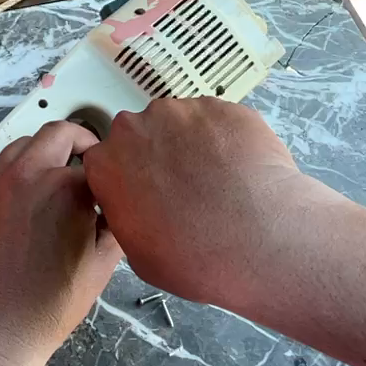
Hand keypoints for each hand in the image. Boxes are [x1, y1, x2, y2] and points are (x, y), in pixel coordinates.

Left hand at [0, 121, 120, 362]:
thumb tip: (117, 202)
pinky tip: (20, 200)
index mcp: (64, 187)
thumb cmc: (51, 303)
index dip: (108, 171)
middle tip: (87, 157)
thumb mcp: (102, 264)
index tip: (109, 179)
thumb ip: (115, 222)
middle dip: (78, 140)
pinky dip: (13, 174)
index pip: (96, 161)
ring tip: (52, 176)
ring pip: (22, 145)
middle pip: (57, 132)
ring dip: (43, 152)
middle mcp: (26, 173)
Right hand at [82, 98, 348, 308]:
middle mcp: (135, 128)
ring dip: (193, 143)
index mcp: (107, 163)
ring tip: (220, 179)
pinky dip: (227, 138)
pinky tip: (242, 169)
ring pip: (180, 122)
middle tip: (186, 185)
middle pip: (141, 133)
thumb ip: (128, 217)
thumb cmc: (194, 258)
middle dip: (158, 152)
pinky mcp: (220, 107)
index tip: (147, 191)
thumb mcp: (139, 255)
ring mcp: (180, 112)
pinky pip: (218, 120)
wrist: (258, 241)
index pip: (107, 159)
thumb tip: (140, 209)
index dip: (129, 175)